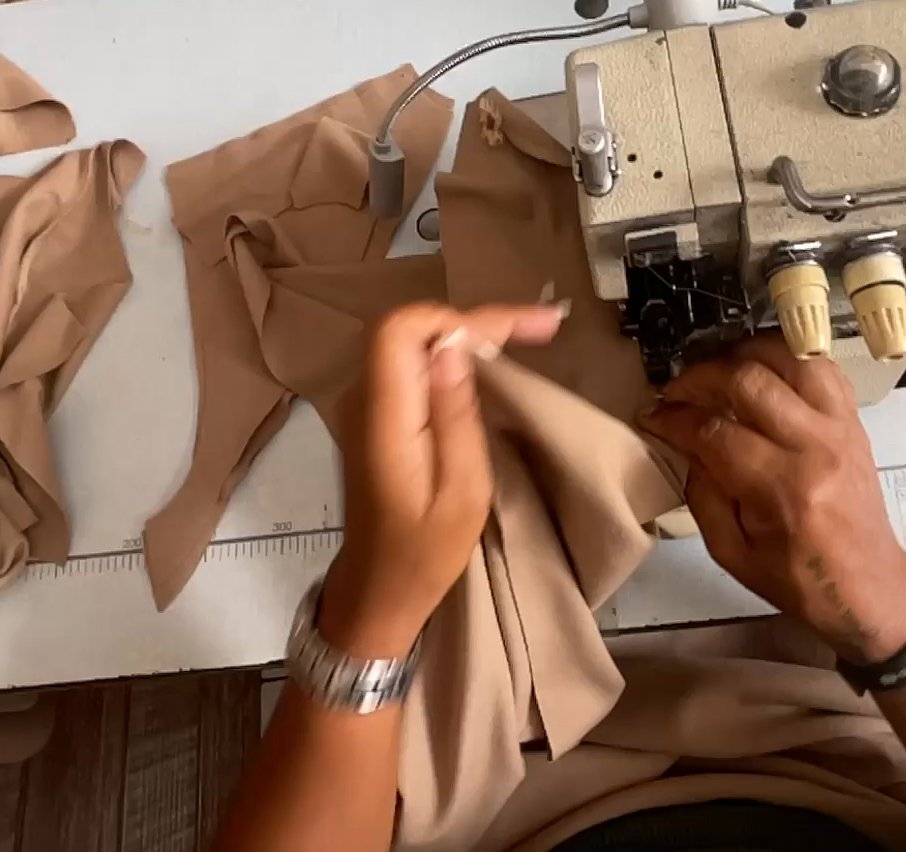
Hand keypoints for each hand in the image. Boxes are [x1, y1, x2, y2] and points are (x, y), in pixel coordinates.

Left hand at [318, 302, 564, 657]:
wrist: (377, 588)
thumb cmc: (425, 551)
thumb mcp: (460, 491)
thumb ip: (454, 414)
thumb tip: (453, 346)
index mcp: (384, 417)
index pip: (402, 330)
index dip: (461, 317)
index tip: (520, 330)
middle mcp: (364, 399)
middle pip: (411, 326)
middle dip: (477, 318)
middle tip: (541, 326)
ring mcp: (364, 404)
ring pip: (413, 338)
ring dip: (470, 331)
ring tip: (529, 334)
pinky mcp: (376, 412)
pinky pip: (413, 362)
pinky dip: (454, 352)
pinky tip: (492, 359)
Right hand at [639, 334, 905, 663]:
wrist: (868, 585)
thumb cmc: (796, 576)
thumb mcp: (730, 551)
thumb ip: (700, 493)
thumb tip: (683, 440)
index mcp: (783, 489)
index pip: (714, 431)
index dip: (673, 418)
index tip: (651, 415)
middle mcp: (815, 447)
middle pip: (747, 381)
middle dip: (699, 377)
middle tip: (676, 390)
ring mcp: (839, 426)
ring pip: (787, 357)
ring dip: (742, 354)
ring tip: (716, 371)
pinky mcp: (852, 418)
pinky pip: (819, 365)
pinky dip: (784, 357)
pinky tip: (760, 369)